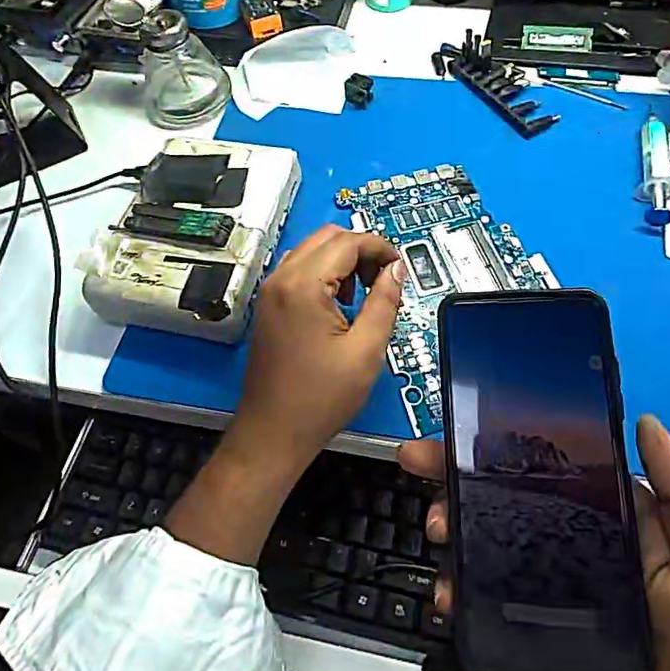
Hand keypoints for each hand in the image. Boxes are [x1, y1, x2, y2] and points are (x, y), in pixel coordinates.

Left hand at [227, 225, 404, 472]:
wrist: (273, 433)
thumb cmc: (319, 398)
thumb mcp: (367, 350)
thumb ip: (385, 301)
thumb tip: (396, 270)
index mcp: (303, 287)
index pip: (348, 242)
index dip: (381, 249)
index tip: (400, 269)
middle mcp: (281, 280)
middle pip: (329, 237)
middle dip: (363, 250)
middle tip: (385, 280)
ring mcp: (270, 292)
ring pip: (314, 250)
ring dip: (344, 261)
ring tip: (365, 294)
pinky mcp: (269, 305)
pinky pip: (301, 270)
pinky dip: (326, 273)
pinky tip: (341, 304)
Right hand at [397, 415, 669, 670]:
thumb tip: (649, 425)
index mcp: (633, 519)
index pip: (572, 468)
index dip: (524, 443)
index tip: (474, 426)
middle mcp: (597, 545)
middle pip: (528, 502)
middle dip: (474, 479)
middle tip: (424, 466)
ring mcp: (575, 591)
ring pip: (509, 551)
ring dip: (466, 535)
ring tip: (435, 528)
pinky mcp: (560, 636)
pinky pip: (511, 609)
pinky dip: (474, 598)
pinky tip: (448, 594)